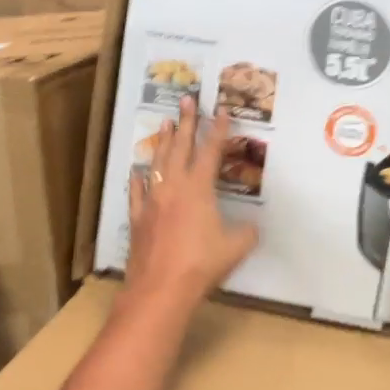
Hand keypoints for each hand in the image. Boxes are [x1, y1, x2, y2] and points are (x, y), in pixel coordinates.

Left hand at [121, 97, 259, 316]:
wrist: (160, 290)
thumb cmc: (202, 264)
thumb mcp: (236, 247)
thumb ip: (247, 232)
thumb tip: (253, 227)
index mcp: (199, 188)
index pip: (211, 151)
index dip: (219, 129)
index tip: (223, 109)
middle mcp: (174, 187)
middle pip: (180, 147)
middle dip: (187, 122)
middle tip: (187, 100)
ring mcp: (152, 201)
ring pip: (158, 163)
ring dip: (164, 142)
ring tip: (166, 123)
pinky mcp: (137, 219)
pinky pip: (137, 193)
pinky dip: (138, 179)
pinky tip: (137, 171)